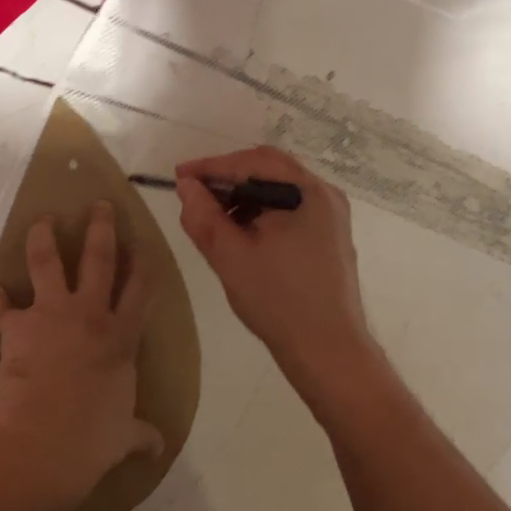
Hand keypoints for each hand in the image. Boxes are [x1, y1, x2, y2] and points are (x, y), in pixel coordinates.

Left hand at [0, 201, 162, 510]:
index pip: (140, 290)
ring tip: (43, 220)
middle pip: (99, 259)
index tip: (141, 244)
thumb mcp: (124, 435)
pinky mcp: (18, 326)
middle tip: (100, 206)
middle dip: (101, 228)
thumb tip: (158, 445)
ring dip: (44, 237)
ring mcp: (52, 315)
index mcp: (123, 338)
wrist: (44, 440)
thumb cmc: (93, 438)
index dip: (142, 264)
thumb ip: (140, 433)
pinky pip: (4, 307)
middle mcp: (90, 315)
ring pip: (48, 262)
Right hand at [175, 147, 375, 375]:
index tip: (179, 177)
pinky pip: (291, 209)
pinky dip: (262, 212)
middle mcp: (324, 195)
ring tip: (214, 219)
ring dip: (244, 196)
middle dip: (228, 178)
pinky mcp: (330, 237)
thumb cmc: (278, 300)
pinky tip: (243, 235)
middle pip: (269, 168)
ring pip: (280, 189)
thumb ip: (203, 216)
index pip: (251, 162)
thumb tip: (187, 186)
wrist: (328, 349)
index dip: (211, 166)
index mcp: (305, 192)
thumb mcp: (230, 257)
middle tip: (194, 195)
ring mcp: (332, 216)